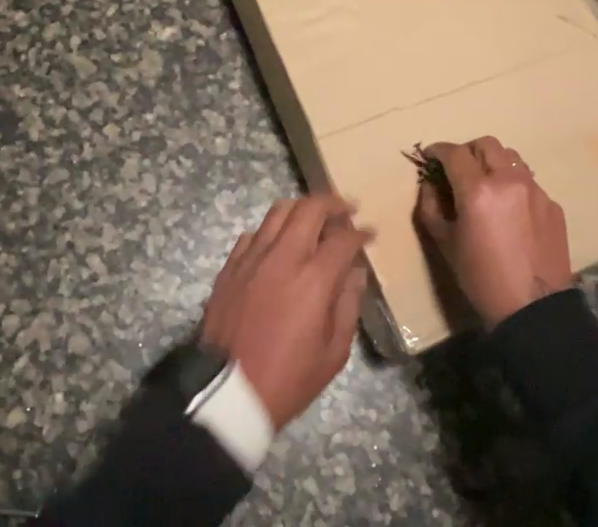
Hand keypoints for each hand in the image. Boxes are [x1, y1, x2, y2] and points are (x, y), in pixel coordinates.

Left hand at [199, 194, 372, 426]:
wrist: (227, 394)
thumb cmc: (287, 379)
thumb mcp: (333, 353)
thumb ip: (348, 306)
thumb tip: (354, 273)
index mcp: (313, 280)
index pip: (343, 239)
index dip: (361, 233)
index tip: (370, 234)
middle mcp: (282, 258)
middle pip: (310, 208)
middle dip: (333, 204)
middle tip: (346, 211)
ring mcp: (252, 258)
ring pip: (279, 211)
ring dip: (301, 210)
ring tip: (314, 222)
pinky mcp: (230, 266)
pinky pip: (254, 233)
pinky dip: (272, 231)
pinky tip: (280, 246)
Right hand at [416, 136, 572, 327]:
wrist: (533, 308)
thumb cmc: (481, 278)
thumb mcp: (445, 244)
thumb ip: (431, 207)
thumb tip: (430, 185)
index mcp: (478, 190)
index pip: (454, 153)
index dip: (438, 150)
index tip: (430, 156)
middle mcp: (509, 180)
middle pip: (486, 144)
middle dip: (467, 151)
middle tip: (458, 169)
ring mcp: (535, 190)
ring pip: (511, 158)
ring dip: (493, 163)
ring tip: (486, 185)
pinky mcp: (553, 204)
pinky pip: (529, 182)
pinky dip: (513, 186)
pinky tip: (510, 212)